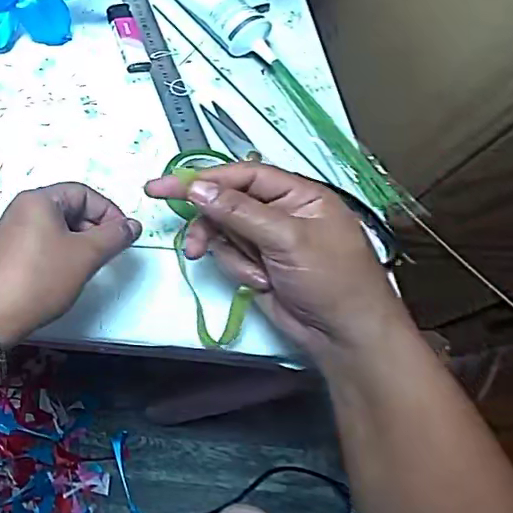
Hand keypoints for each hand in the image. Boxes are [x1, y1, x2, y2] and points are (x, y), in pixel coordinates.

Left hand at [0, 182, 140, 345]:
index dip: (109, 211)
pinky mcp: (9, 252)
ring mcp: (13, 230)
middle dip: (95, 227)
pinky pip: (44, 241)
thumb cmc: (38, 280)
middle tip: (110, 251)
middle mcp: (22, 209)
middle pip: (70, 207)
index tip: (123, 235)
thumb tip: (132, 225)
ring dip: (80, 242)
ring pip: (58, 226)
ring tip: (90, 265)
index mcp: (38, 199)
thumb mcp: (85, 256)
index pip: (84, 192)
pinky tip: (67, 273)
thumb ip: (114, 236)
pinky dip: (62, 252)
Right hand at [144, 162, 413, 360]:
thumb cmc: (332, 279)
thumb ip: (239, 211)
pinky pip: (229, 255)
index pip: (243, 175)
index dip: (205, 178)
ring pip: (224, 231)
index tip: (167, 186)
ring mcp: (267, 239)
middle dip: (212, 223)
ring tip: (250, 274)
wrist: (345, 338)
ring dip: (229, 252)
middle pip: (227, 202)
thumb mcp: (288, 239)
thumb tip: (197, 188)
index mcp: (298, 193)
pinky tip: (261, 283)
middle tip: (192, 241)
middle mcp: (280, 210)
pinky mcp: (257, 263)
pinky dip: (239, 269)